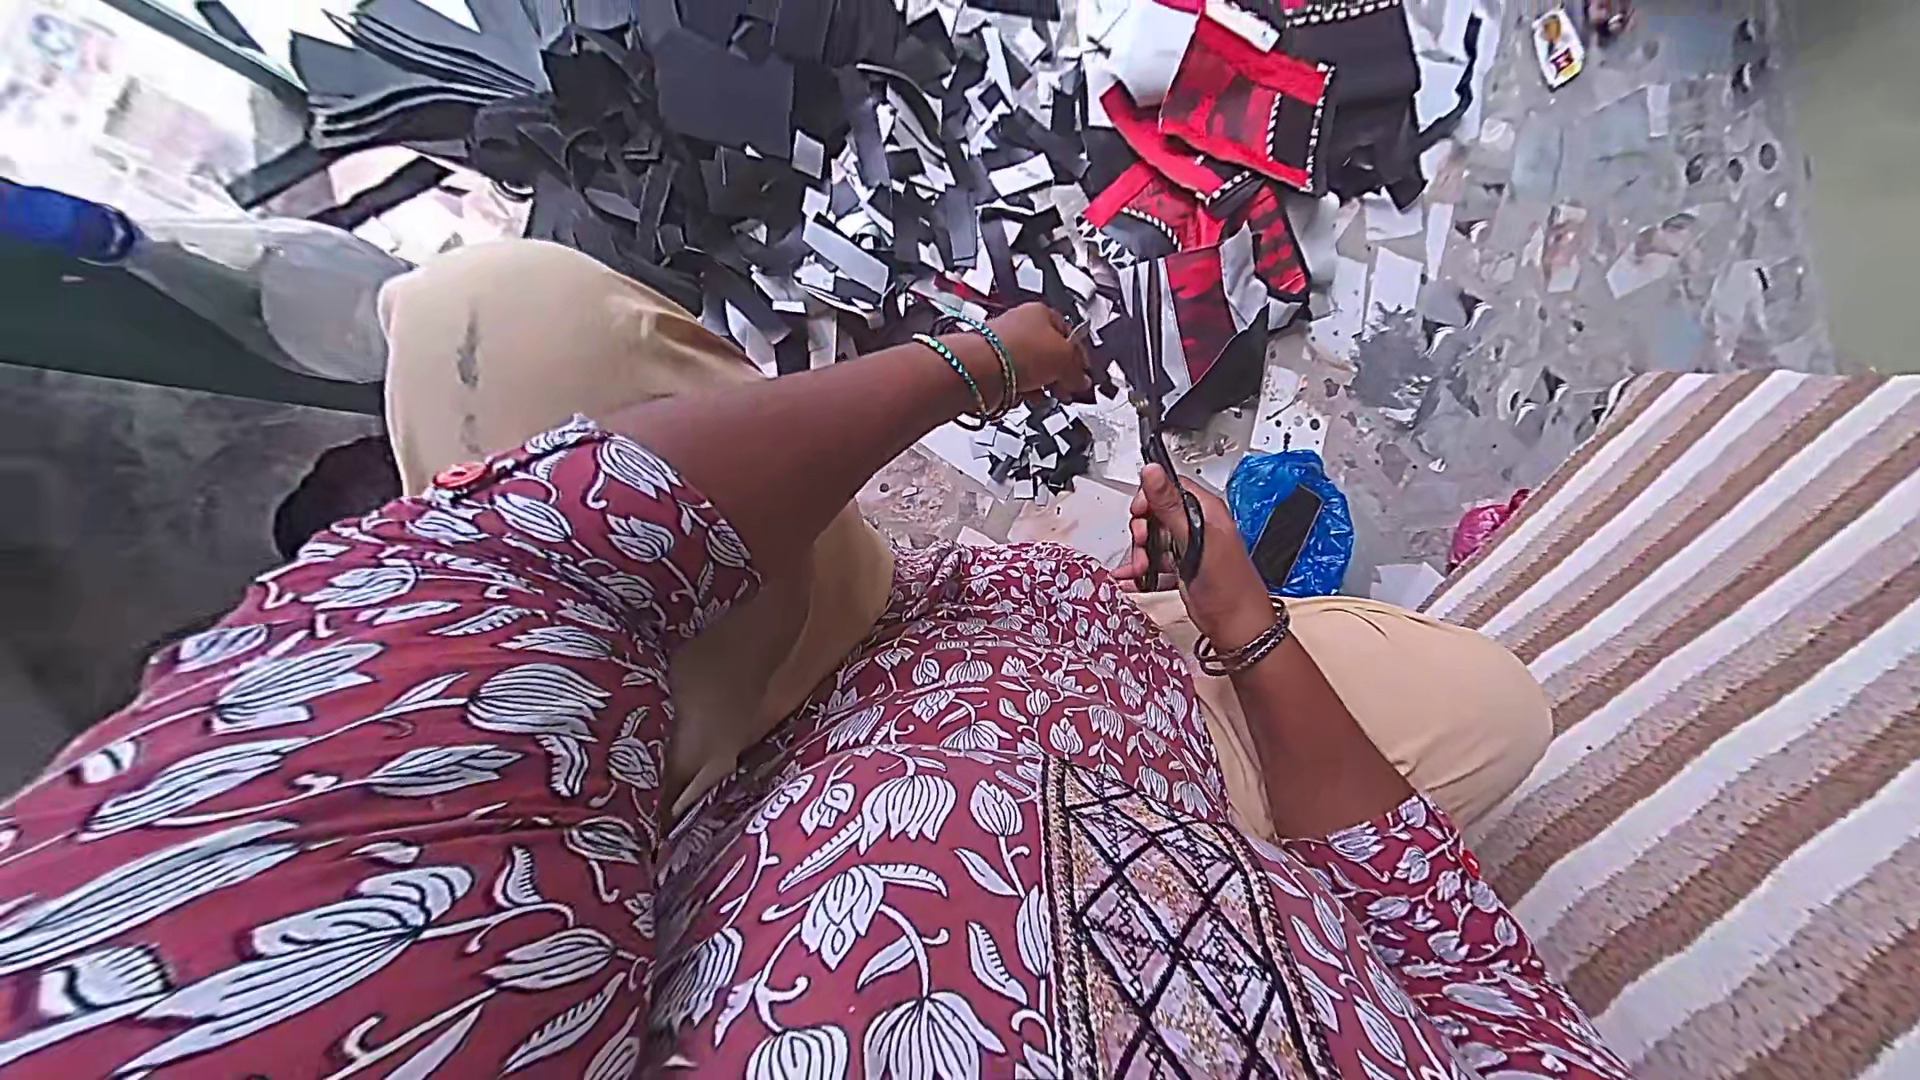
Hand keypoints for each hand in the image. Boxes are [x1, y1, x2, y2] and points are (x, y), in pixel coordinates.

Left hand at [985, 303, 1093, 403]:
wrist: (981, 369)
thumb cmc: (1017, 351)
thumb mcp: (1064, 359)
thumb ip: (1077, 371)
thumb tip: (1082, 381)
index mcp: (1041, 312)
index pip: (1070, 334)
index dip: (1079, 357)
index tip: (1084, 375)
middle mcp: (1020, 325)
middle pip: (1049, 354)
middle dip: (1059, 374)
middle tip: (1066, 388)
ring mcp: (1004, 348)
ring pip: (1031, 370)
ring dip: (1041, 385)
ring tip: (1045, 394)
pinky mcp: (991, 369)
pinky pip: (1014, 382)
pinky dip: (1022, 391)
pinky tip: (1026, 396)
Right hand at [1120, 464, 1277, 651]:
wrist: (1238, 629)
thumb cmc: (1228, 587)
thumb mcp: (1195, 540)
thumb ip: (1170, 505)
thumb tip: (1152, 472)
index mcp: (1206, 511)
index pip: (1170, 487)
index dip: (1149, 497)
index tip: (1139, 513)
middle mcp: (1198, 526)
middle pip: (1156, 514)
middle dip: (1141, 530)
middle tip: (1141, 544)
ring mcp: (1190, 548)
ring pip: (1152, 540)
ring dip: (1139, 554)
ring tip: (1140, 568)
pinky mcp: (1182, 569)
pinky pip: (1155, 563)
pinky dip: (1141, 571)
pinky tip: (1133, 580)